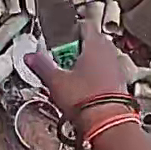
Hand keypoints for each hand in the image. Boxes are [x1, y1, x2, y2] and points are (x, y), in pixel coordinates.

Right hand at [24, 17, 134, 134]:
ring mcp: (116, 69)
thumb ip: (42, 66)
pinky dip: (94, 77)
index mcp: (95, 44)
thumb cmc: (86, 100)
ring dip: (85, 64)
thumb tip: (31, 57)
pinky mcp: (119, 84)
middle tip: (62, 60)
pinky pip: (104, 74)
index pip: (84, 25)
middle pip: (91, 42)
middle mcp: (109, 53)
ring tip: (71, 77)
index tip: (59, 40)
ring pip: (99, 58)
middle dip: (76, 49)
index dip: (70, 30)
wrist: (108, 124)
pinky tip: (83, 90)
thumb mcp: (56, 81)